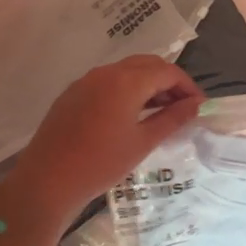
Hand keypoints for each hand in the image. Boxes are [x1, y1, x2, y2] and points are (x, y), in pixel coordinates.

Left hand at [7, 55, 203, 221]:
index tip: (198, 106)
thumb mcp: (143, 142)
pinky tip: (129, 115)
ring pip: (126, 71)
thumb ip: (172, 119)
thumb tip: (196, 105)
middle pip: (147, 64)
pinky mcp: (73, 93)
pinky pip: (107, 81)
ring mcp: (87, 80)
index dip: (187, 86)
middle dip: (168, 81)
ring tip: (159, 112)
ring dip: (147, 84)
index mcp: (127, 80)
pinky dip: (126, 90)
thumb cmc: (101, 163)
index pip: (167, 71)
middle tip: (181, 107)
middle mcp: (107, 72)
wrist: (47, 181)